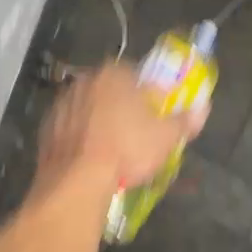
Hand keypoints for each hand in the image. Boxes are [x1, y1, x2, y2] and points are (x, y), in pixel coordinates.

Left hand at [33, 61, 208, 195]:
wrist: (78, 178)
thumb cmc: (128, 150)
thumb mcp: (166, 138)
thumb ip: (184, 121)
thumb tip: (203, 108)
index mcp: (115, 74)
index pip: (139, 76)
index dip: (151, 97)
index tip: (157, 118)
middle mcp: (86, 80)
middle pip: (112, 92)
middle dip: (124, 110)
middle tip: (138, 137)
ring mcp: (63, 103)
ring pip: (90, 110)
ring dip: (101, 124)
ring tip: (115, 152)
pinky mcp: (48, 128)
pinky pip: (72, 130)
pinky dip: (82, 140)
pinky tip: (93, 160)